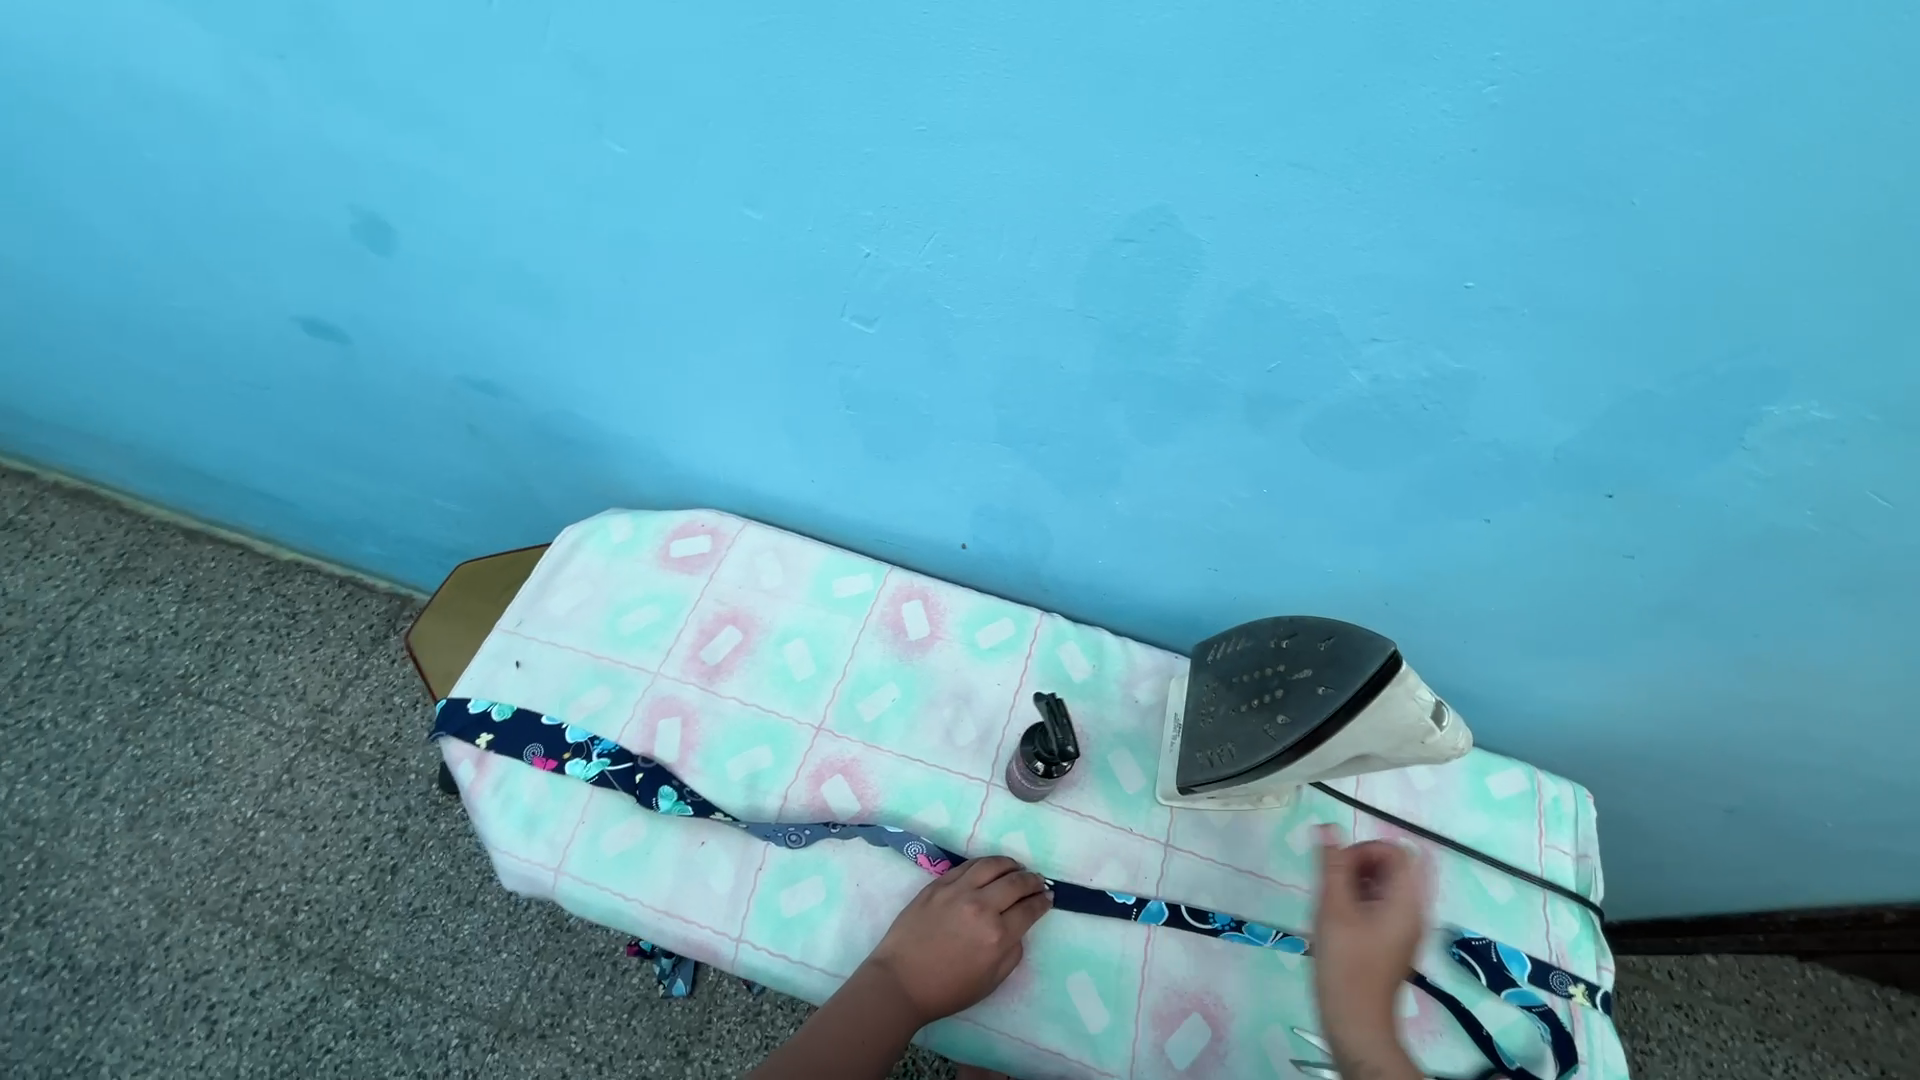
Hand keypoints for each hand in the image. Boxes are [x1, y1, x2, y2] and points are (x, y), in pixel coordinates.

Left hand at [859, 856, 1052, 1025]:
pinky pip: (967, 865)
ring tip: (1017, 867)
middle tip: (1038, 880)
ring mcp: (957, 891)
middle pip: (1015, 882)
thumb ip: (1012, 953)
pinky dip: (985, 863)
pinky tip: (990, 867)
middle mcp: (981, 907)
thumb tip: (1018, 929)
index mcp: (997, 936)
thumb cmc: (947, 989)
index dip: (1042, 901)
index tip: (1048, 897)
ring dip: (1010, 864)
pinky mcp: (938, 883)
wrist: (901, 980)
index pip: (1029, 910)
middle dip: (1032, 880)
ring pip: (992, 865)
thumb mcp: (991, 981)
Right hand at [1311, 825, 1426, 1055]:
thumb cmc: (1345, 962)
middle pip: (1393, 866)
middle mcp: (1414, 911)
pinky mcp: (1393, 941)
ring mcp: (1405, 928)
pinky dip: (1360, 901)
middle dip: (1360, 864)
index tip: (1339, 866)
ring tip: (1333, 902)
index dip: (1366, 848)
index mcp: (1406, 901)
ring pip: (1385, 885)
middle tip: (1333, 884)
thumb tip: (1327, 826)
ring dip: (1357, 882)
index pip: (1398, 852)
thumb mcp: (1333, 907)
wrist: (1355, 1020)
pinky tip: (1338, 918)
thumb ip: (1332, 864)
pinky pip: (1382, 905)